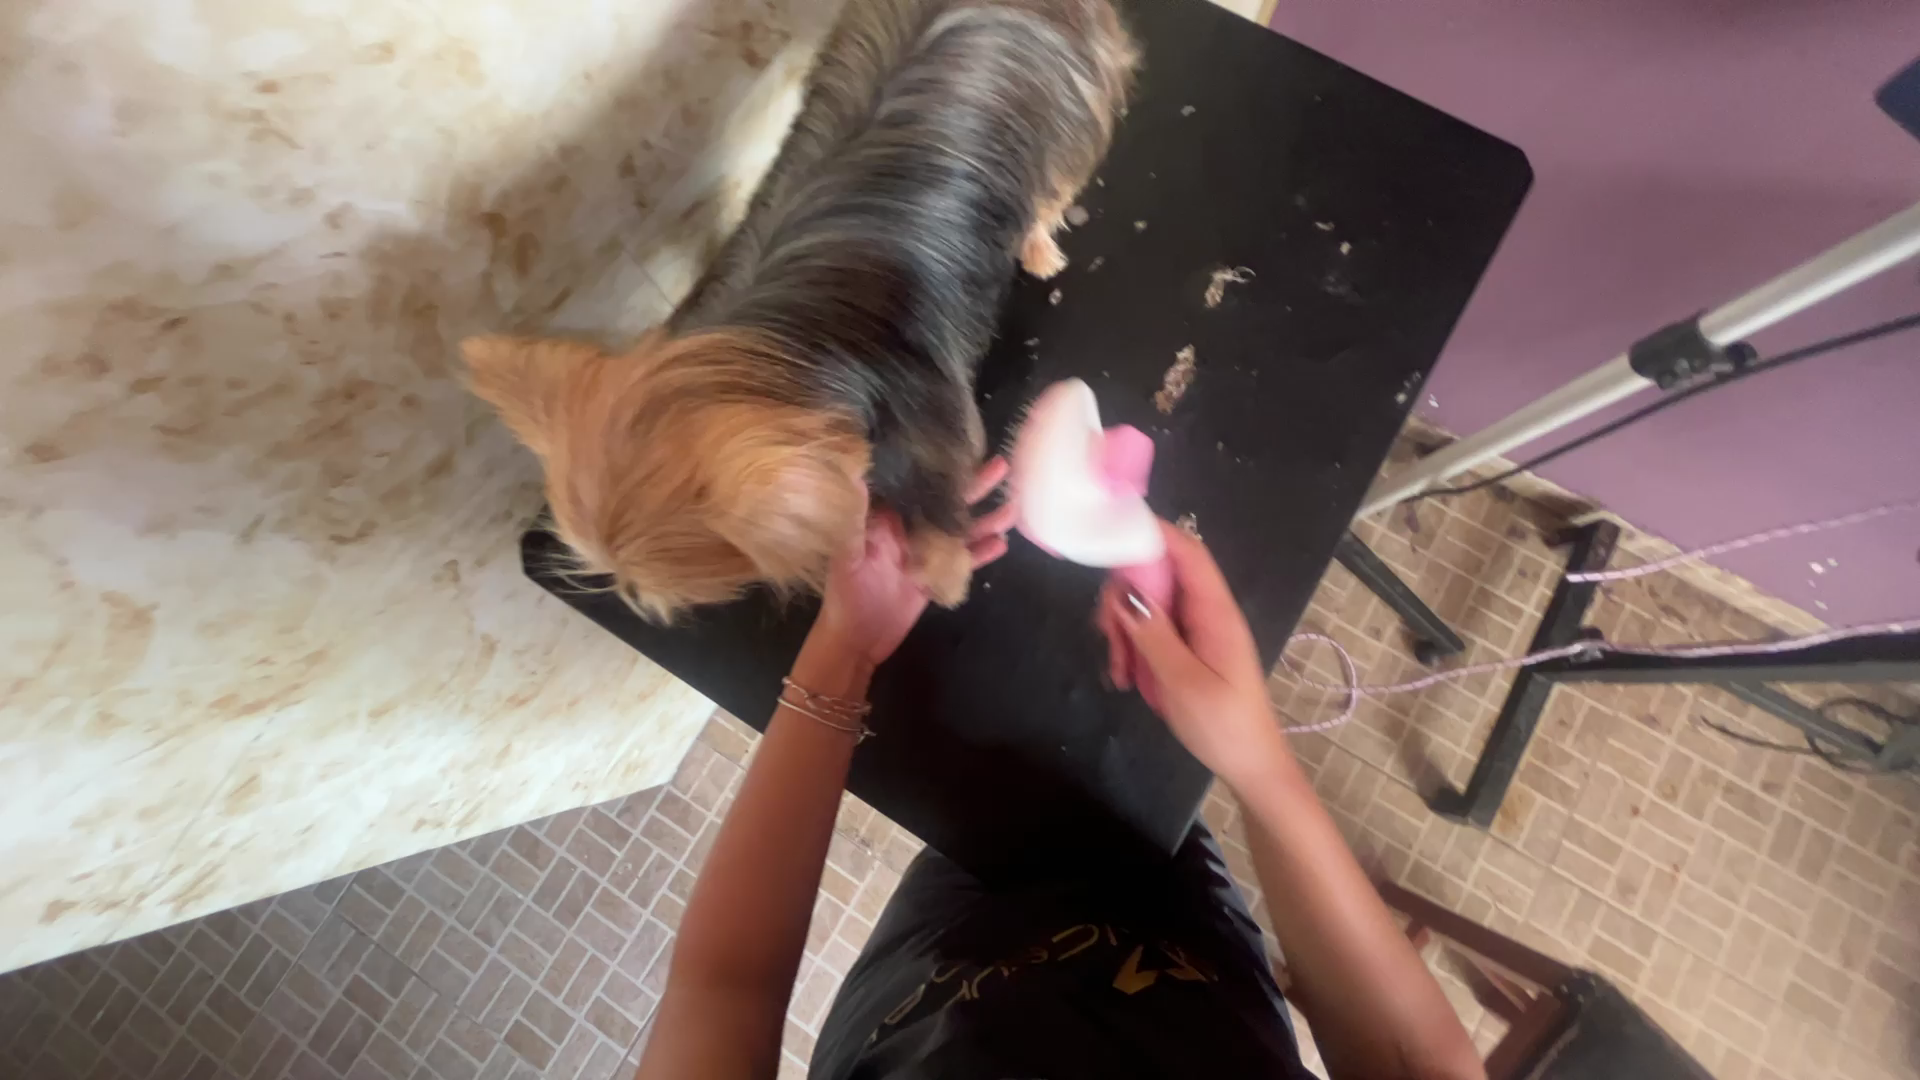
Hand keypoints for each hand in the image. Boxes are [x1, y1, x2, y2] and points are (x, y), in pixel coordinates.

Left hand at [813, 458, 1014, 667]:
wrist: (856, 640)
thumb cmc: (846, 595)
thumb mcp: (847, 554)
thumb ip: (857, 515)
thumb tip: (855, 470)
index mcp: (887, 519)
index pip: (918, 487)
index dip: (941, 470)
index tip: (964, 451)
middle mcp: (908, 531)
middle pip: (947, 505)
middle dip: (974, 487)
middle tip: (1001, 467)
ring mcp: (925, 554)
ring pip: (960, 531)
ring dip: (985, 519)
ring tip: (1012, 506)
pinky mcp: (936, 576)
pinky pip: (962, 561)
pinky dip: (981, 553)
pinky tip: (1001, 543)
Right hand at [1097, 520, 1286, 783]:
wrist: (1250, 767)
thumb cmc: (1223, 726)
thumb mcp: (1183, 681)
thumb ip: (1153, 634)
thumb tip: (1125, 591)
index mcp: (1215, 612)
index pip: (1188, 553)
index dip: (1154, 535)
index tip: (1111, 533)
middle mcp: (1204, 612)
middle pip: (1157, 577)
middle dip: (1124, 598)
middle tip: (1106, 633)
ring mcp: (1193, 629)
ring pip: (1146, 604)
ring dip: (1123, 629)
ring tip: (1118, 669)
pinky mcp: (1183, 647)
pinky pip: (1149, 630)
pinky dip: (1130, 646)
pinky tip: (1124, 675)